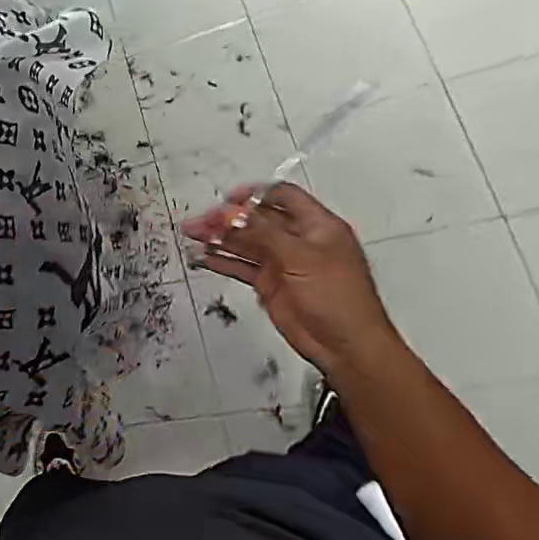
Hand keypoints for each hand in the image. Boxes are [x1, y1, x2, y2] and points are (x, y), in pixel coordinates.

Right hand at [182, 184, 403, 377]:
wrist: (344, 344)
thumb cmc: (341, 300)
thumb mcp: (302, 257)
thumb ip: (264, 233)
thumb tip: (235, 214)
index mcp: (316, 225)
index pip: (282, 196)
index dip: (254, 195)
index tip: (228, 200)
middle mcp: (298, 240)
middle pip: (257, 219)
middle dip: (228, 218)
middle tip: (202, 221)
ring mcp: (283, 262)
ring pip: (245, 242)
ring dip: (220, 238)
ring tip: (194, 235)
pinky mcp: (271, 284)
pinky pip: (242, 266)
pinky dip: (222, 261)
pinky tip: (204, 257)